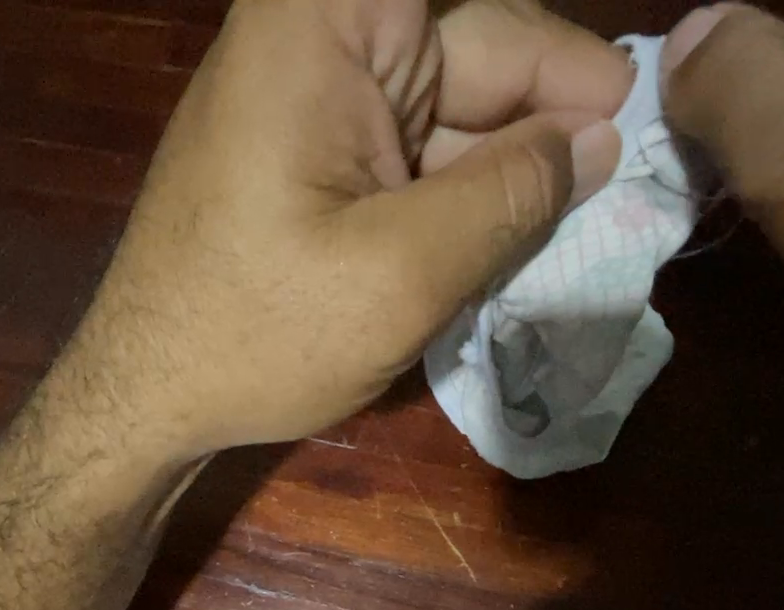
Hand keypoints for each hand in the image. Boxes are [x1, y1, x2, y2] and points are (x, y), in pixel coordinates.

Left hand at [58, 0, 632, 460]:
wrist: (146, 398)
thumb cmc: (256, 334)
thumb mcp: (401, 272)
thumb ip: (509, 196)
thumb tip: (594, 142)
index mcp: (328, 23)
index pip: (490, 14)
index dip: (567, 62)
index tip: (637, 112)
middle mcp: (318, 43)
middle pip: (473, 62)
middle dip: (545, 129)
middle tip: (626, 192)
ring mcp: (311, 110)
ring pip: (446, 125)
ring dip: (501, 183)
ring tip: (567, 241)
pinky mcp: (309, 168)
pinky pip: (407, 169)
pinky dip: (452, 209)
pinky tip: (496, 253)